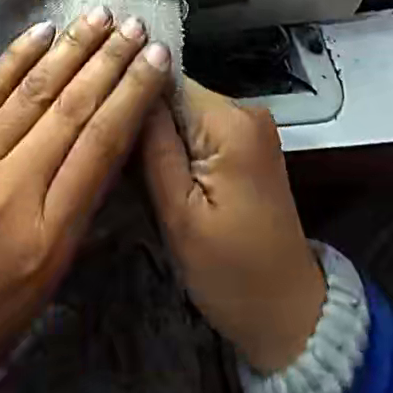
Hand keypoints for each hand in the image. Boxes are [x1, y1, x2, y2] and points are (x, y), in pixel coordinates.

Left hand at [0, 8, 173, 392]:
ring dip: (72, 49)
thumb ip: (79, 208)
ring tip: (101, 18)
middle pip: (72, 109)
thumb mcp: (45, 281)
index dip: (134, 94)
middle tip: (138, 26)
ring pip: (31, 93)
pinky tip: (42, 33)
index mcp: (45, 235)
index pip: (102, 144)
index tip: (158, 59)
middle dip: (111, 61)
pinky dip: (15, 59)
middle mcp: (8, 191)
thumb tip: (111, 143)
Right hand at [140, 79, 326, 372]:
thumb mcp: (179, 214)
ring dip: (162, 137)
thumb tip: (133, 90)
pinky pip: (203, 130)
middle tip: (118, 162)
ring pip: (187, 113)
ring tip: (137, 174)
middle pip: (178, 95)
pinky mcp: (249, 144)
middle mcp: (246, 110)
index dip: (134, 102)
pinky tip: (167, 178)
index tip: (105, 128)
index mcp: (231, 121)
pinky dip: (182, 148)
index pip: (168, 82)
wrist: (286, 309)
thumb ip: (154, 148)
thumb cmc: (230, 270)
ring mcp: (251, 126)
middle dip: (147, 122)